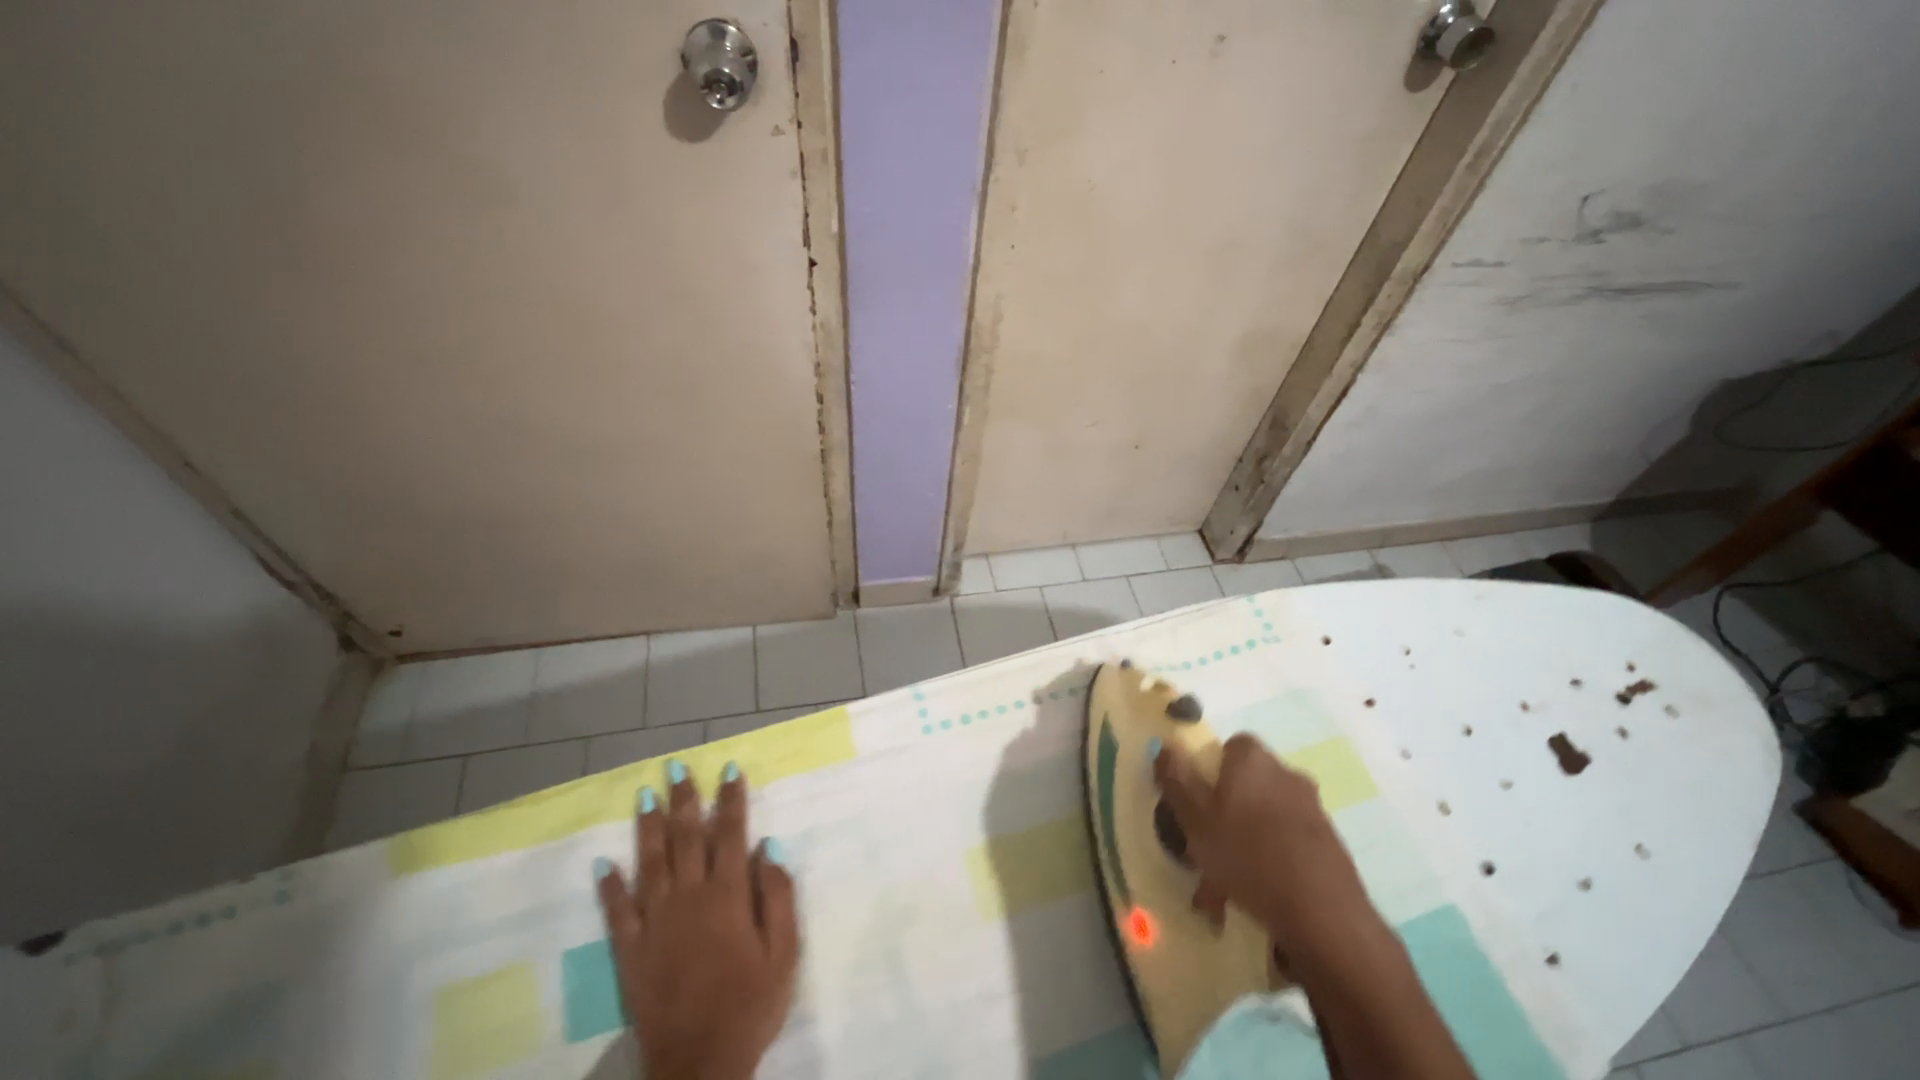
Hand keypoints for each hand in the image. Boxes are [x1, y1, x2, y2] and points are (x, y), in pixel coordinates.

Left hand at [596, 762, 798, 1079]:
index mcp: (729, 896)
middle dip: (684, 799)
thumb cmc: (751, 1005)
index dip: (730, 799)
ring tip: (646, 794)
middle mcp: (689, 898)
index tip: (729, 769)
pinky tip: (605, 863)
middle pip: (686, 838)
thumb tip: (770, 847)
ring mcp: (655, 921)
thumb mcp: (784, 954)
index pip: (730, 835)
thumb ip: (778, 898)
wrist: (700, 1060)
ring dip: (648, 826)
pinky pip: (617, 910)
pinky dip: (610, 885)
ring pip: (650, 862)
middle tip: (677, 767)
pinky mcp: (630, 949)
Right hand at [1153, 734, 1372, 949]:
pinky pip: (1287, 844)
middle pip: (1248, 784)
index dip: (1209, 771)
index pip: (1229, 747)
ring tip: (1225, 886)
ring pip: (1266, 818)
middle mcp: (1287, 773)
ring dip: (1245, 842)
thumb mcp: (1195, 818)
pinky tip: (1255, 896)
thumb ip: (1177, 780)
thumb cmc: (1246, 855)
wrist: (1321, 910)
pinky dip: (1270, 862)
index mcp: (1253, 760)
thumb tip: (1165, 744)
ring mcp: (1312, 808)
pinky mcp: (1330, 842)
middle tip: (1205, 849)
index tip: (1195, 803)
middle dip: (1226, 812)